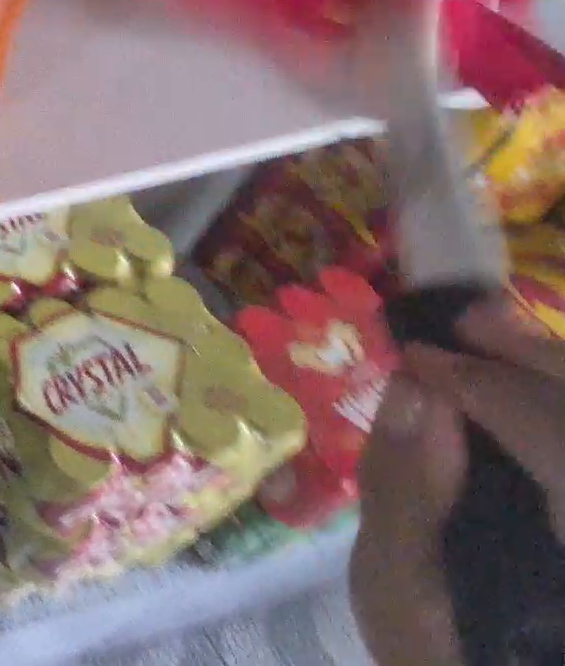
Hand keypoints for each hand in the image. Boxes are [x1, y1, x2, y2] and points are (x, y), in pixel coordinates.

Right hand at [351, 300, 564, 665]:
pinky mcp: (562, 511)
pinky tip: (524, 382)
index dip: (499, 392)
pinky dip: (548, 410)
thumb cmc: (442, 652)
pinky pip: (559, 448)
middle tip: (468, 315)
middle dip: (544, 367)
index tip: (419, 355)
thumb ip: (407, 492)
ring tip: (492, 332)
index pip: (563, 451)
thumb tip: (414, 390)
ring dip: (555, 379)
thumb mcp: (399, 588)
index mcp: (561, 555)